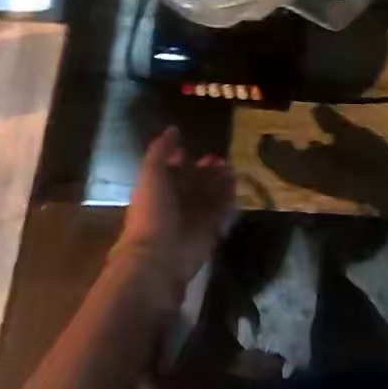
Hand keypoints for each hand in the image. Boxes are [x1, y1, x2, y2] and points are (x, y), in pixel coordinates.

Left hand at [117, 127, 234, 288]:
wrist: (158, 259)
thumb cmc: (152, 211)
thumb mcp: (151, 173)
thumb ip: (161, 149)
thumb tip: (174, 129)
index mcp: (159, 188)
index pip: (172, 170)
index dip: (180, 159)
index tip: (190, 148)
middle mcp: (176, 202)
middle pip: (193, 181)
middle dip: (205, 169)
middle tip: (220, 158)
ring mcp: (194, 217)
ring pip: (209, 194)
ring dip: (220, 181)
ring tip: (231, 167)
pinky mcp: (210, 230)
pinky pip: (222, 209)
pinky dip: (229, 196)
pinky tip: (236, 182)